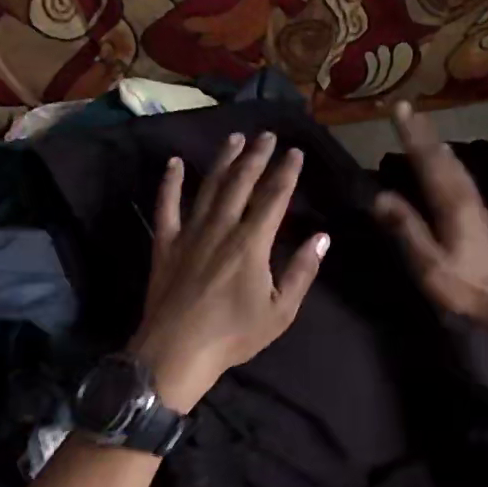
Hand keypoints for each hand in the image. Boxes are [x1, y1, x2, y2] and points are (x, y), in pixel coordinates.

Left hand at [130, 132, 329, 410]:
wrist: (176, 351)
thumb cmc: (233, 335)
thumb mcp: (280, 312)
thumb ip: (301, 271)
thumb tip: (322, 237)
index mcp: (252, 243)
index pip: (274, 197)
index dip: (287, 172)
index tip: (295, 152)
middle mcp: (222, 228)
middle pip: (242, 183)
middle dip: (257, 156)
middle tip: (267, 135)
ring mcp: (190, 232)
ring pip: (209, 186)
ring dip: (223, 160)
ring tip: (234, 139)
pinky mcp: (165, 243)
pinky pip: (167, 206)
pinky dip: (169, 183)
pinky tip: (173, 163)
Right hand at [372, 102, 487, 329]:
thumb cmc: (463, 285)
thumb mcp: (428, 262)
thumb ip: (406, 228)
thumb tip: (379, 196)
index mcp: (451, 204)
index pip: (427, 161)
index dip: (412, 135)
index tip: (399, 109)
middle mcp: (464, 197)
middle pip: (441, 157)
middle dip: (423, 132)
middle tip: (407, 109)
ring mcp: (473, 205)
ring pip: (453, 165)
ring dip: (436, 144)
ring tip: (423, 129)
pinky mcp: (476, 216)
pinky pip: (458, 176)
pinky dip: (447, 162)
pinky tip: (446, 164)